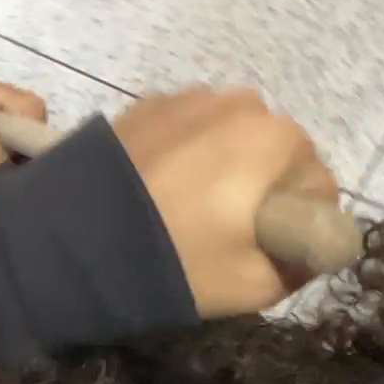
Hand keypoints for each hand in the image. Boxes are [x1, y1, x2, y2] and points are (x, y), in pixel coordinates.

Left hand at [112, 88, 339, 318]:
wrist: (68, 238)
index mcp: (275, 137)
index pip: (314, 186)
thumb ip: (301, 265)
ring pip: (226, 141)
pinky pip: (183, 134)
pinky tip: (150, 191)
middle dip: (254, 191)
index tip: (258, 250)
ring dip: (216, 170)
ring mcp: (185, 98)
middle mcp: (236, 102)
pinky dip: (179, 157)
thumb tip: (308, 250)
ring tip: (178, 213)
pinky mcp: (142, 106)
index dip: (294, 225)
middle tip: (214, 234)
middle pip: (270, 156)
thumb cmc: (171, 259)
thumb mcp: (254, 285)